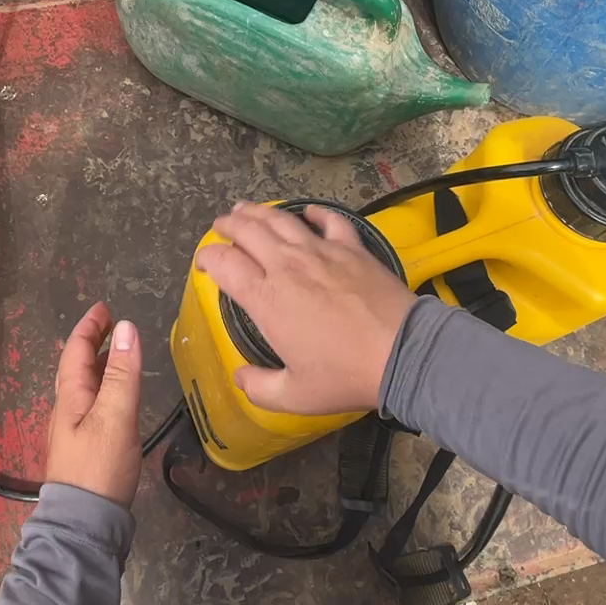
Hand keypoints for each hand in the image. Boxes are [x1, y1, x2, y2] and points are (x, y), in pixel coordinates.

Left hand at [45, 302, 143, 505]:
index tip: (104, 308)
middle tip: (111, 323)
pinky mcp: (87, 448)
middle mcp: (68, 409)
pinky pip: (94, 404)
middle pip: (77, 366)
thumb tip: (126, 327)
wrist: (85, 527)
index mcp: (71, 397)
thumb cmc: (99, 467)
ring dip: (100, 363)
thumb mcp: (115, 416)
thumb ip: (122, 374)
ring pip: (85, 386)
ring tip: (118, 352)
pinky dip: (106, 387)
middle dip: (93, 341)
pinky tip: (119, 397)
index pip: (76, 351)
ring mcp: (74, 431)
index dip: (89, 327)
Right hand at [195, 203, 415, 415]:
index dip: (207, 258)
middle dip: (228, 225)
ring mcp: (320, 251)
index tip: (204, 262)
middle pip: (248, 231)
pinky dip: (315, 213)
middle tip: (221, 225)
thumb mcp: (295, 396)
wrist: (401, 353)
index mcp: (266, 298)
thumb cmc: (344, 374)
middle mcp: (286, 265)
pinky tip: (308, 211)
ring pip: (280, 219)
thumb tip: (239, 378)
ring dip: (258, 211)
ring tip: (245, 208)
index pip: (224, 264)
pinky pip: (329, 220)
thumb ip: (259, 387)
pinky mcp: (351, 247)